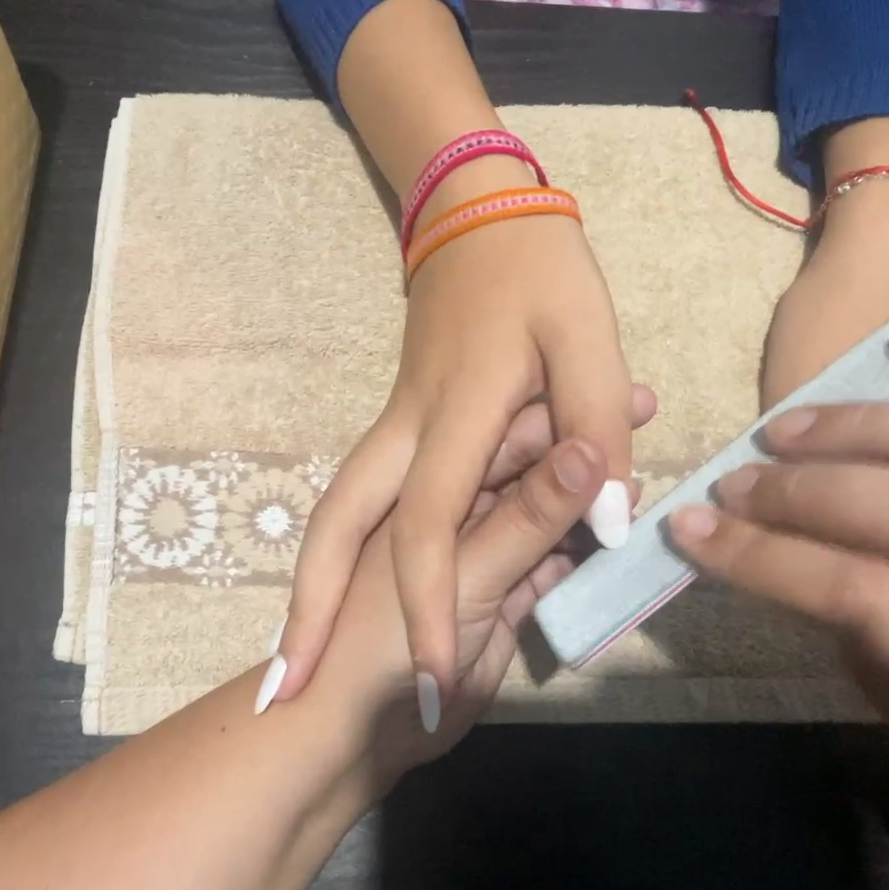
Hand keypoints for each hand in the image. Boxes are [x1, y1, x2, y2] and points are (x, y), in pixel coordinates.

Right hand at [272, 215, 636, 723]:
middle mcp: (406, 429)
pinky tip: (355, 578)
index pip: (429, 526)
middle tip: (281, 682)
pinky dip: (345, 542)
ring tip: (294, 646)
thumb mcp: (588, 339)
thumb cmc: (538, 270)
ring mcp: (394, 422)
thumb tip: (607, 522)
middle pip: (338, 520)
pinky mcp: (401, 417)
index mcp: (455, 414)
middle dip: (310, 604)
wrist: (476, 207)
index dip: (429, 610)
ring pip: (340, 506)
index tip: (434, 680)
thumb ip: (598, 427)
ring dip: (313, 576)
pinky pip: (368, 491)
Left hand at [299, 386, 657, 766]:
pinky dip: (580, 555)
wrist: (362, 731)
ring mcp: (482, 551)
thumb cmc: (388, 639)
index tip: (624, 400)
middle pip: (531, 471)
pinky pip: (549, 563)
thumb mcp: (470, 570)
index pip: (504, 439)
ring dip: (587, 507)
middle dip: (583, 454)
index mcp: (430, 485)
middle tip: (646, 420)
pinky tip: (619, 541)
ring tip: (642, 487)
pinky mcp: (502, 595)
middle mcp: (457, 507)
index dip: (564, 419)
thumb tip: (589, 451)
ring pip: (545, 517)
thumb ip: (528, 516)